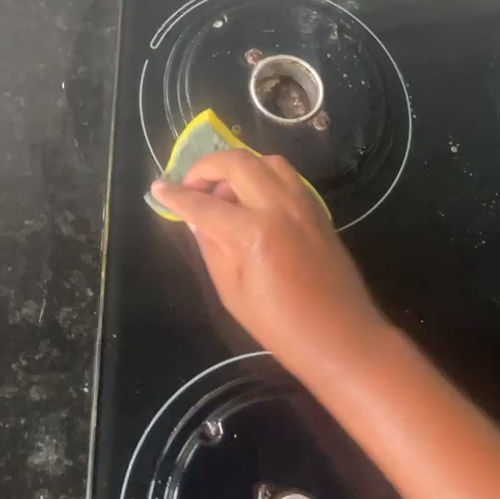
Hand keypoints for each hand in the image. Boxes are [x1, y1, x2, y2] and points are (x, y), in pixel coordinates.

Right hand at [150, 151, 388, 374]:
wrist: (341, 337)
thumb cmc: (280, 326)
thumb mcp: (232, 291)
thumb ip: (211, 247)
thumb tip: (195, 218)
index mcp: (253, 233)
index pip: (203, 204)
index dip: (176, 196)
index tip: (158, 188)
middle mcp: (279, 207)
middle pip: (237, 163)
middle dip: (206, 168)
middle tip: (192, 188)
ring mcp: (303, 204)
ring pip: (265, 161)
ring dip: (238, 167)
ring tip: (224, 193)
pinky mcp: (317, 209)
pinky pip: (286, 176)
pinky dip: (263, 176)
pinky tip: (253, 201)